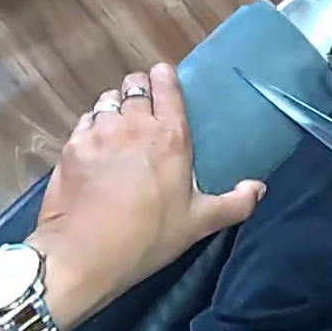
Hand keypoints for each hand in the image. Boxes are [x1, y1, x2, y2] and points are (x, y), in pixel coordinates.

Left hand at [30, 64, 264, 324]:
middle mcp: (134, 124)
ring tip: (117, 126)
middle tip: (142, 108)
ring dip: (114, 107)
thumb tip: (259, 188)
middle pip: (134, 85)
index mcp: (170, 136)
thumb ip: (235, 203)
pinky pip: (84, 122)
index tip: (163, 78)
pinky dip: (90, 127)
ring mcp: (99, 132)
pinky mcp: (72, 145)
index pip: (166, 86)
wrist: (85, 253)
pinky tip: (93, 145)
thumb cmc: (149, 236)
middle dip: (139, 89)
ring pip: (106, 100)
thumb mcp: (199, 223)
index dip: (164, 77)